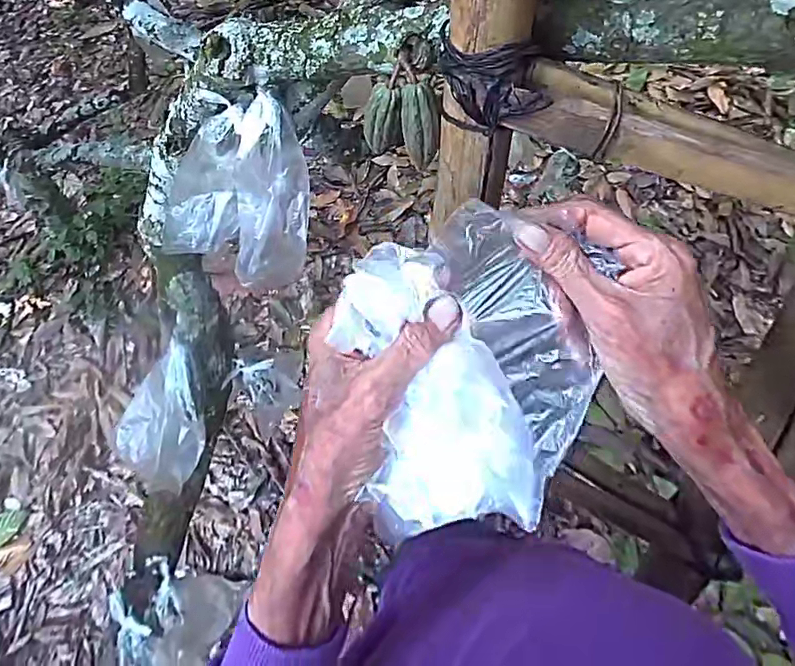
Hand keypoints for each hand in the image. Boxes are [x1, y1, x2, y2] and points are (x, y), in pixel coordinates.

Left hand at [248, 295, 460, 645]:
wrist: (330, 515)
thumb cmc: (335, 452)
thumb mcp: (372, 392)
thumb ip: (409, 349)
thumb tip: (448, 306)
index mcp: (333, 335)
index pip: (372, 291)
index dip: (406, 282)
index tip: (443, 278)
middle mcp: (349, 347)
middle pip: (392, 316)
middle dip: (424, 311)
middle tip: (460, 306)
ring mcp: (367, 373)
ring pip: (405, 343)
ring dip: (431, 339)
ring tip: (464, 330)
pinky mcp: (384, 397)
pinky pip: (412, 369)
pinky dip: (431, 365)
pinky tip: (455, 362)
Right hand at [511, 199, 713, 434]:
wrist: (688, 417)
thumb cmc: (662, 371)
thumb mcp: (604, 312)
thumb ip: (565, 266)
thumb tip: (532, 232)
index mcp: (656, 251)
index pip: (592, 215)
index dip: (552, 220)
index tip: (521, 230)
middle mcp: (656, 258)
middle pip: (590, 240)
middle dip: (563, 267)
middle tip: (547, 290)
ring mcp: (650, 280)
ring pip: (591, 266)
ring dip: (571, 291)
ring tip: (570, 322)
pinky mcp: (641, 301)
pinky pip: (600, 287)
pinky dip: (582, 304)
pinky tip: (579, 328)